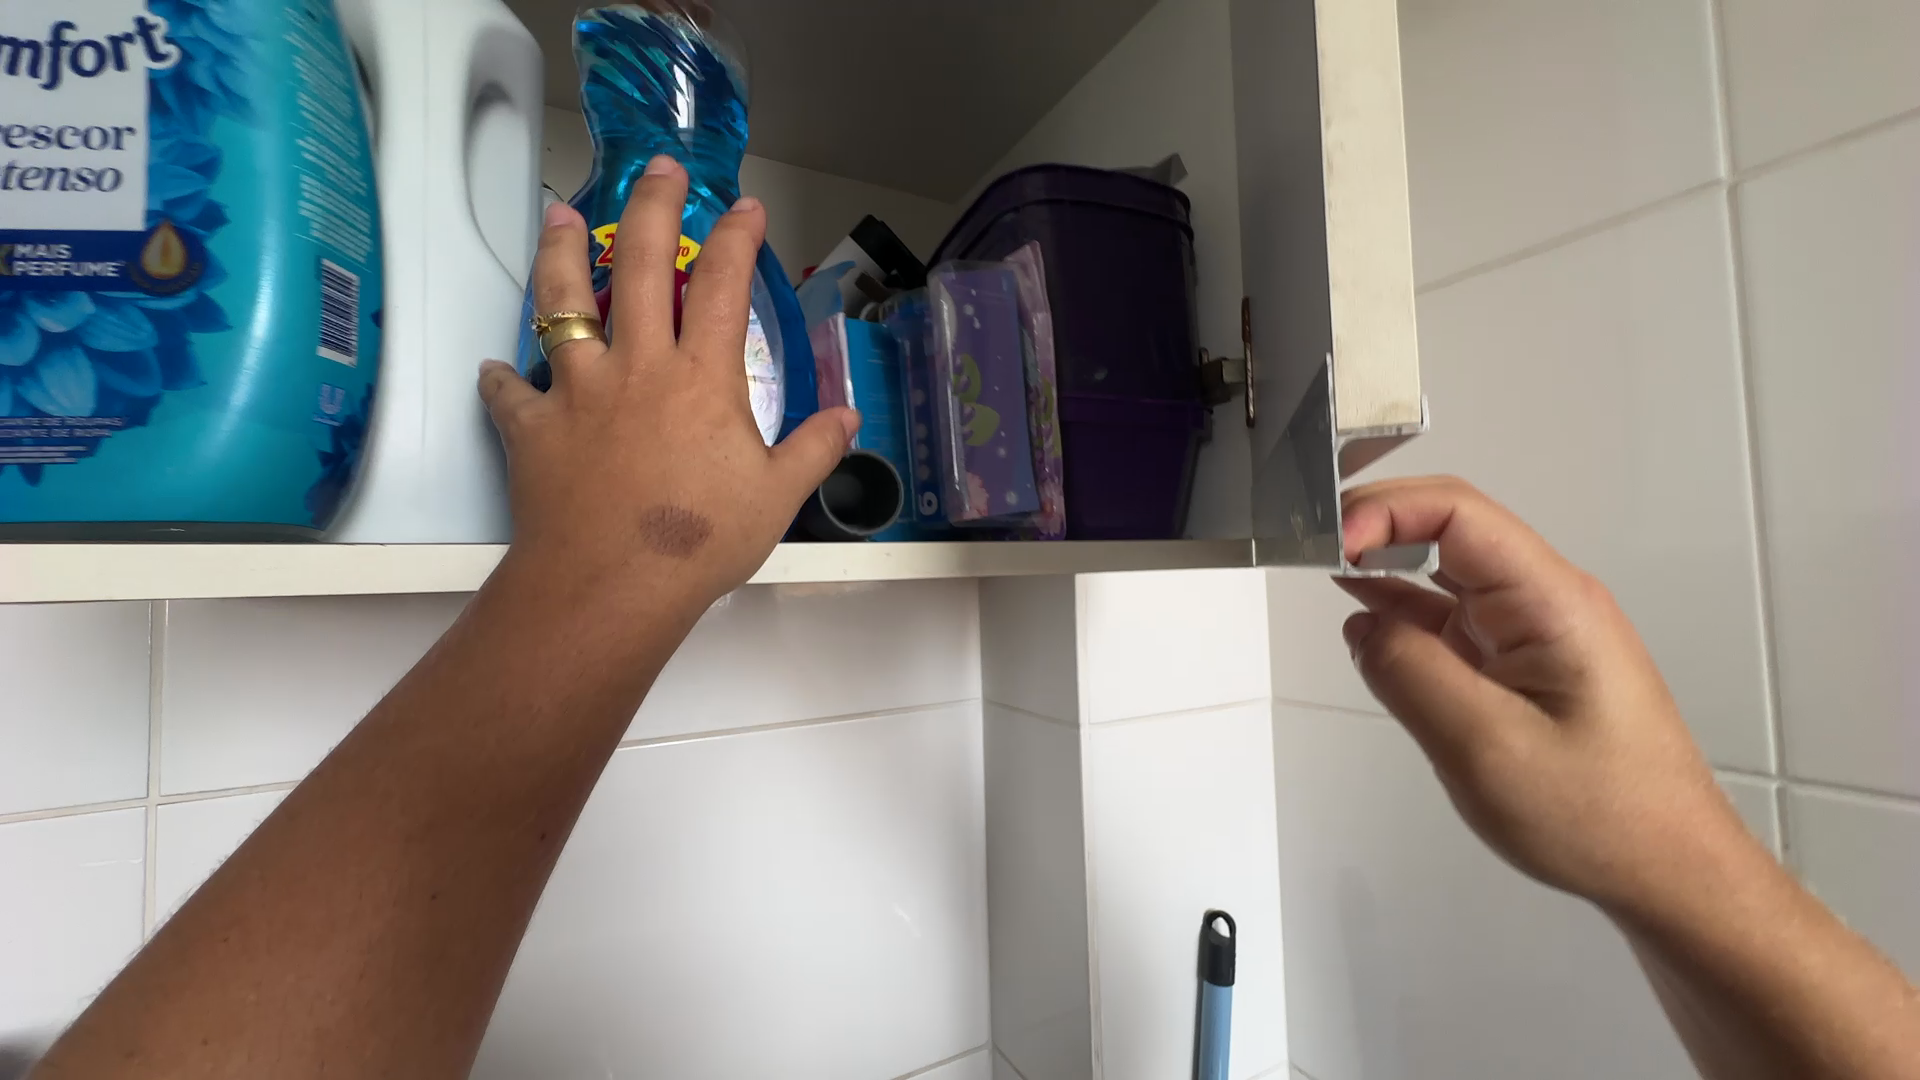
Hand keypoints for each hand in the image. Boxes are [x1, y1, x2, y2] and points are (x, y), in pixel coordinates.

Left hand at [477, 157, 857, 618]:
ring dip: (563, 254)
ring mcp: (577, 391)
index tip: (746, 206)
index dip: (738, 239)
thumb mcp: (778, 496)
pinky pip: (510, 392)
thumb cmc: (703, 538)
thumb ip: (815, 448)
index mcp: (702, 379)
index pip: (723, 287)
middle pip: (644, 267)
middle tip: (661, 168)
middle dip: (655, 208)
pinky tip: (502, 371)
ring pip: (563, 304)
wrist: (614, 584)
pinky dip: (506, 379)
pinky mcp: (532, 427)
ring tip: (562, 216)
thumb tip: (849, 418)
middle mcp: (638, 367)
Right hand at [1336, 477, 1760, 920]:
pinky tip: (1354, 607)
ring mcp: (1522, 628)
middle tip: (1306, 543)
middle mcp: (1537, 598)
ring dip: (1378, 557)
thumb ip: (1409, 672)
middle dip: (1374, 523)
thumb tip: (1359, 624)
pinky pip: (1439, 611)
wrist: (1665, 875)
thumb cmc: (1591, 813)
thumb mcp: (1486, 744)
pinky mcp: (1506, 658)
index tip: (1329, 547)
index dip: (1385, 513)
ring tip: (1314, 562)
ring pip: (1438, 566)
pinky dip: (1391, 602)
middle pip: (1446, 526)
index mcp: (1547, 601)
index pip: (1456, 513)